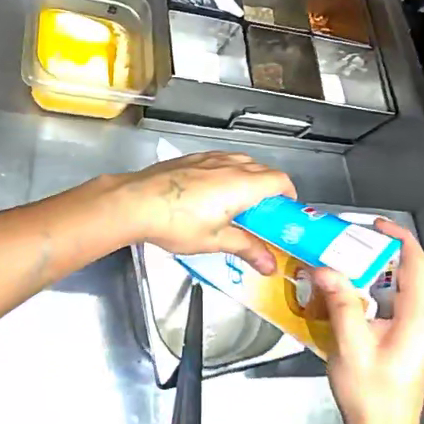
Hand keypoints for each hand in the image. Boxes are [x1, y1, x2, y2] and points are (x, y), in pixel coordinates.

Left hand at [111, 152, 294, 274]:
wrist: (135, 202)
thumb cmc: (177, 223)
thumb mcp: (215, 240)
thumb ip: (246, 248)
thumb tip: (269, 265)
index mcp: (243, 184)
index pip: (280, 181)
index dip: (287, 197)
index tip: (284, 215)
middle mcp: (229, 164)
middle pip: (262, 170)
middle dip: (268, 190)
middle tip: (262, 216)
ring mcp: (208, 158)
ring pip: (240, 162)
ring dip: (247, 179)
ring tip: (237, 205)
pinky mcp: (190, 158)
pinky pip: (218, 161)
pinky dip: (226, 174)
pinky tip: (211, 194)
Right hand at [323, 221, 423, 423]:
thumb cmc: (372, 394)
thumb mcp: (351, 345)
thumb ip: (340, 303)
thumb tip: (325, 269)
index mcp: (419, 318)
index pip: (417, 265)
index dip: (400, 238)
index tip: (375, 224)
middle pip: (408, 274)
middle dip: (378, 254)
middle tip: (344, 243)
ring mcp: (417, 333)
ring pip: (398, 290)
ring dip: (370, 274)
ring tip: (338, 264)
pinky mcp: (405, 341)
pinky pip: (390, 306)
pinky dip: (369, 294)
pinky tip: (342, 296)